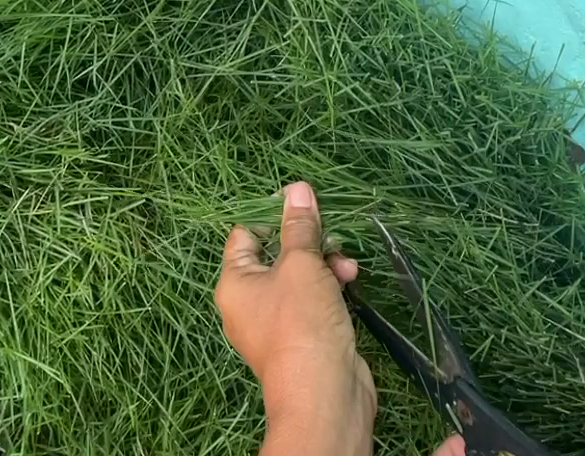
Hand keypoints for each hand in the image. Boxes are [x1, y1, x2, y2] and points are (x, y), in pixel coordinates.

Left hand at [216, 181, 374, 455]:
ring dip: (323, 263)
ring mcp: (276, 322)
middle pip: (275, 253)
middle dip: (306, 241)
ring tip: (346, 264)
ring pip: (298, 275)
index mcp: (234, 282)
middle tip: (329, 231)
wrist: (324, 396)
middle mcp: (249, 302)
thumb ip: (299, 226)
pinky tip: (350, 280)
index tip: (300, 202)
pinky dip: (329, 286)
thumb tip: (296, 188)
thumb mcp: (300, 264)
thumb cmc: (301, 322)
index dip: (271, 215)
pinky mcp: (303, 336)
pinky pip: (313, 299)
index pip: (245, 234)